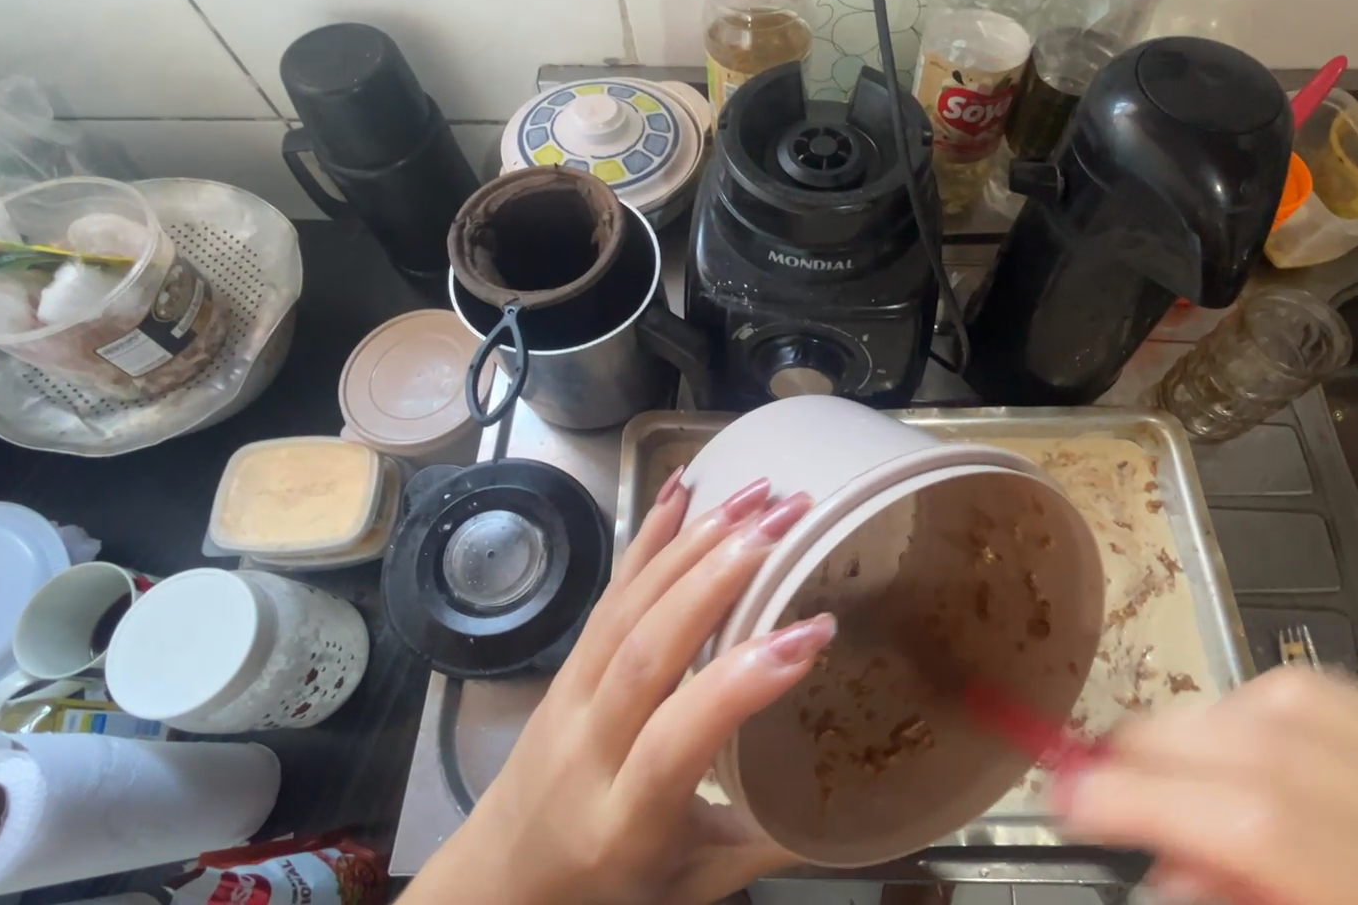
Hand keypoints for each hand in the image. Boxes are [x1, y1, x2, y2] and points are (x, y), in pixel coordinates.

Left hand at [405, 471, 832, 904]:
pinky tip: (679, 491)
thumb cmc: (603, 889)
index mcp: (623, 819)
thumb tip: (859, 819)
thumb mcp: (689, 886)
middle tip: (788, 521)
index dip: (741, 682)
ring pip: (628, 607)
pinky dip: (646, 538)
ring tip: (754, 496)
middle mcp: (589, 744)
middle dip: (721, 574)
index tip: (813, 633)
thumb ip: (766, 845)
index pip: (676, 738)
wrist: (498, 878)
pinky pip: (608, 593)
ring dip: (692, 541)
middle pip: (647, 648)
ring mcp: (571, 693)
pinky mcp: (568, 661)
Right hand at [1053, 668, 1357, 904]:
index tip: (1070, 797)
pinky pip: (1323, 692)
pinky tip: (1234, 752)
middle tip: (1096, 777)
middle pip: (1263, 739)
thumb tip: (1165, 863)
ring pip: (1284, 698)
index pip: (1262, 822)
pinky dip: (1252, 711)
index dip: (1147, 797)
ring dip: (1199, 726)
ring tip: (1168, 774)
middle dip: (1155, 749)